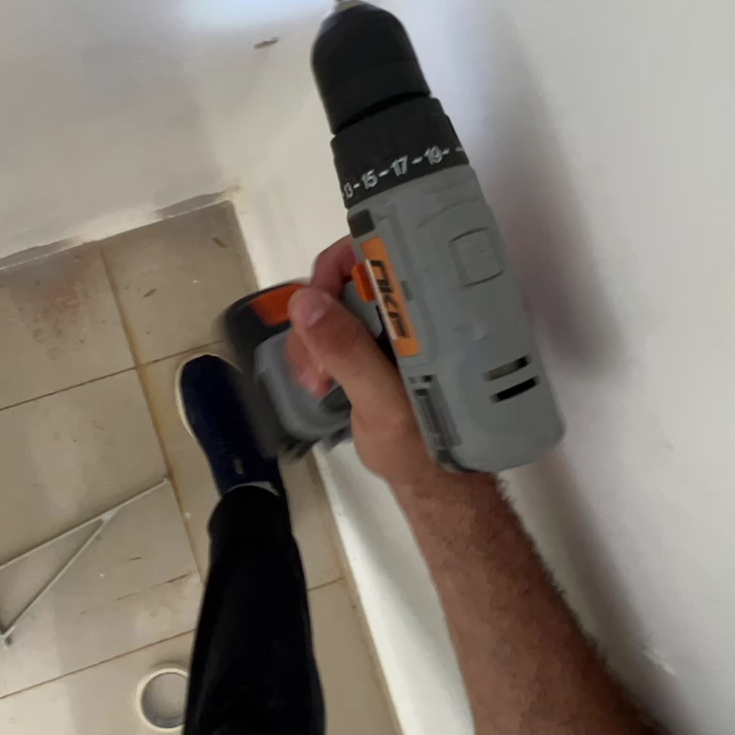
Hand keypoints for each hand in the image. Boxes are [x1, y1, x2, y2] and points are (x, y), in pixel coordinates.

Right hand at [285, 237, 442, 484]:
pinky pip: (325, 329)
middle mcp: (408, 310)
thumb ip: (348, 352)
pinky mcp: (367, 345)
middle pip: (346, 276)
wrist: (426, 482)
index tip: (320, 304)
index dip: (344, 262)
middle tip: (317, 364)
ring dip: (310, 341)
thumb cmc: (420, 447)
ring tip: (319, 383)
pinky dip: (312, 351)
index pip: (384, 252)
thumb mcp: (382, 403)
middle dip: (317, 314)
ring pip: (328, 305)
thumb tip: (306, 301)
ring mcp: (386, 327)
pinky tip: (319, 382)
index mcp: (427, 312)